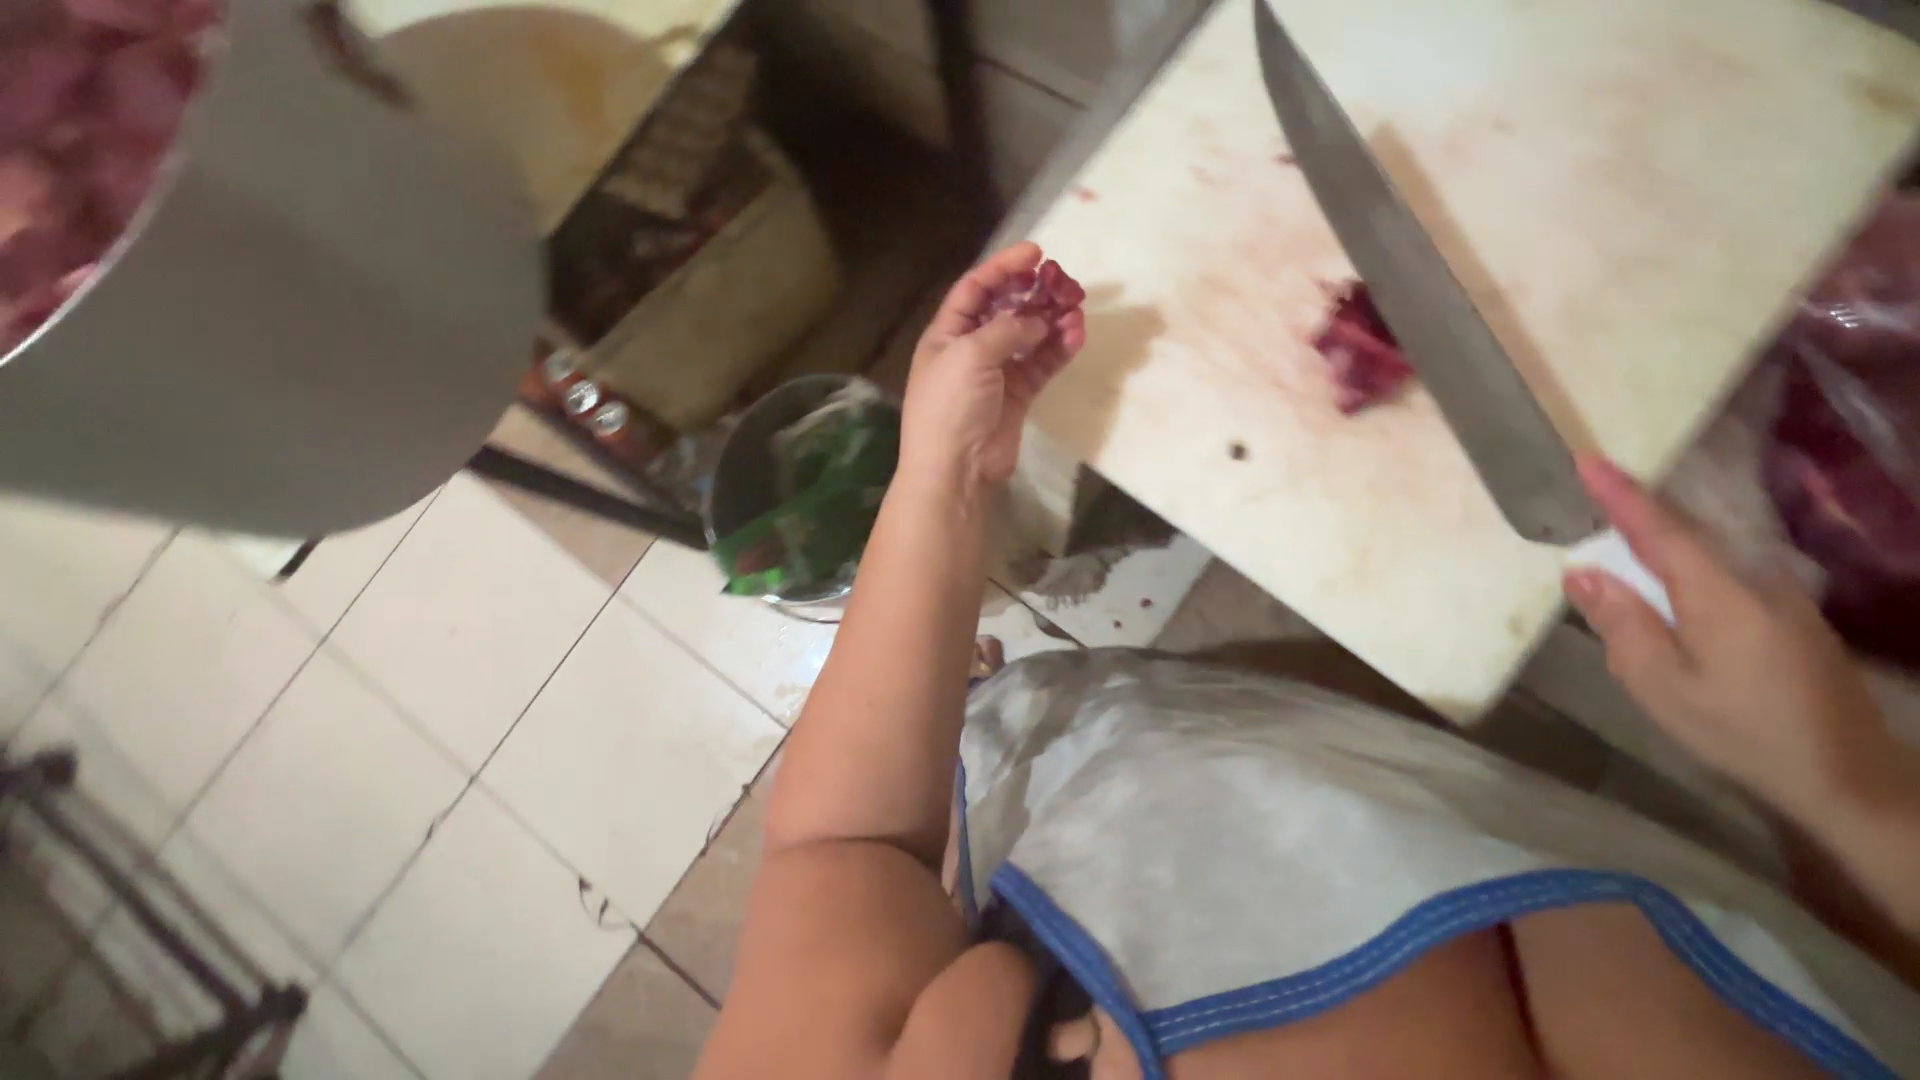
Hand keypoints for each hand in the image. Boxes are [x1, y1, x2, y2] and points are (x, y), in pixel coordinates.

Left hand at [899, 243, 1086, 498]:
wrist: (956, 468)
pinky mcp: (1019, 395)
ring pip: (1031, 335)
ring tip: (1077, 308)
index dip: (1003, 267)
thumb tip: (1037, 319)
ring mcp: (997, 372)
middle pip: (1007, 308)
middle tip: (1064, 282)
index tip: (1036, 253)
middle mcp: (972, 348)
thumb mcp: (970, 355)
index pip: (976, 288)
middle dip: (1035, 292)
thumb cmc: (950, 405)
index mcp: (948, 333)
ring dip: (1053, 319)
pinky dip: (1060, 348)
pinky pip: (1043, 363)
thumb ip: (1005, 328)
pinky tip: (1077, 334)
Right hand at [1562, 456, 1912, 826]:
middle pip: (1686, 538)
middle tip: (1588, 499)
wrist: (1848, 779)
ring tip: (1613, 545)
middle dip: (1635, 516)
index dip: (1622, 495)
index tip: (1588, 460)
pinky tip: (1663, 594)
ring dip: (1657, 547)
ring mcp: (1781, 602)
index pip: (1661, 531)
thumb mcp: (1660, 685)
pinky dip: (1682, 573)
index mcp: (1720, 596)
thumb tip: (1583, 573)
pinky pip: (1722, 579)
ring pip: (1705, 560)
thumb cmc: (1741, 732)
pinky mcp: (1790, 622)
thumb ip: (1621, 624)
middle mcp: (1757, 584)